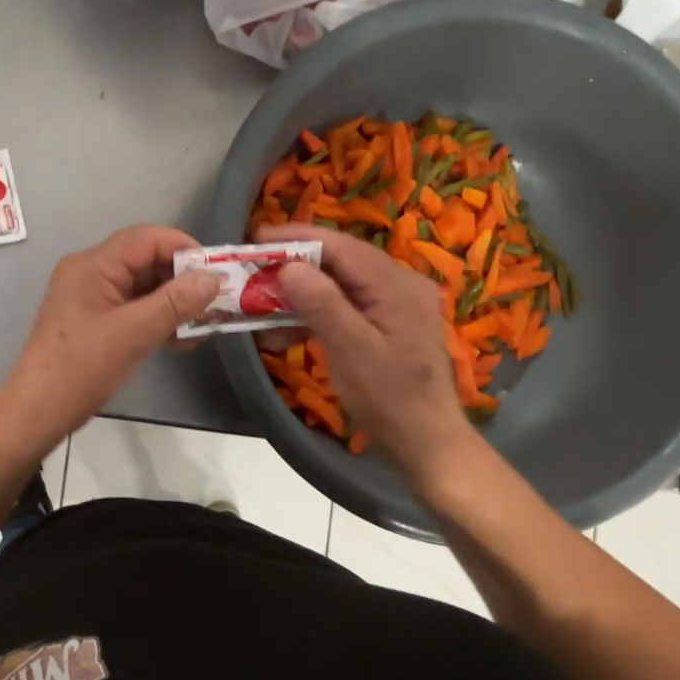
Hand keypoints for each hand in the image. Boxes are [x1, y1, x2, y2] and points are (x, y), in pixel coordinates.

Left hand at [0, 225, 219, 450]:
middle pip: (144, 260)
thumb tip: (213, 278)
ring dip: (172, 302)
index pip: (146, 239)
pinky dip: (156, 319)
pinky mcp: (92, 322)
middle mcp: (89, 273)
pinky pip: (131, 308)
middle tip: (216, 301)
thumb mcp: (133, 333)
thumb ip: (175, 302)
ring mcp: (89, 298)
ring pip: (140, 287)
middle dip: (182, 279)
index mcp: (92, 265)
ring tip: (204, 325)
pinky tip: (181, 340)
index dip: (184, 249)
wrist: (37, 411)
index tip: (217, 273)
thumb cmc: (81, 368)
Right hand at [256, 224, 476, 483]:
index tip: (255, 240)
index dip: (296, 239)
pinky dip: (318, 308)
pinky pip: (349, 303)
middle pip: (341, 259)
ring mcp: (397, 303)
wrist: (426, 440)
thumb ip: (322, 305)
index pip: (340, 246)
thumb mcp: (351, 351)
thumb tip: (288, 266)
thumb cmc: (389, 398)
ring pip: (342, 281)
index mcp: (396, 284)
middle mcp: (401, 283)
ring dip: (303, 289)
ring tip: (263, 299)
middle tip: (253, 269)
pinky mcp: (390, 323)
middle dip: (295, 262)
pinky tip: (290, 325)